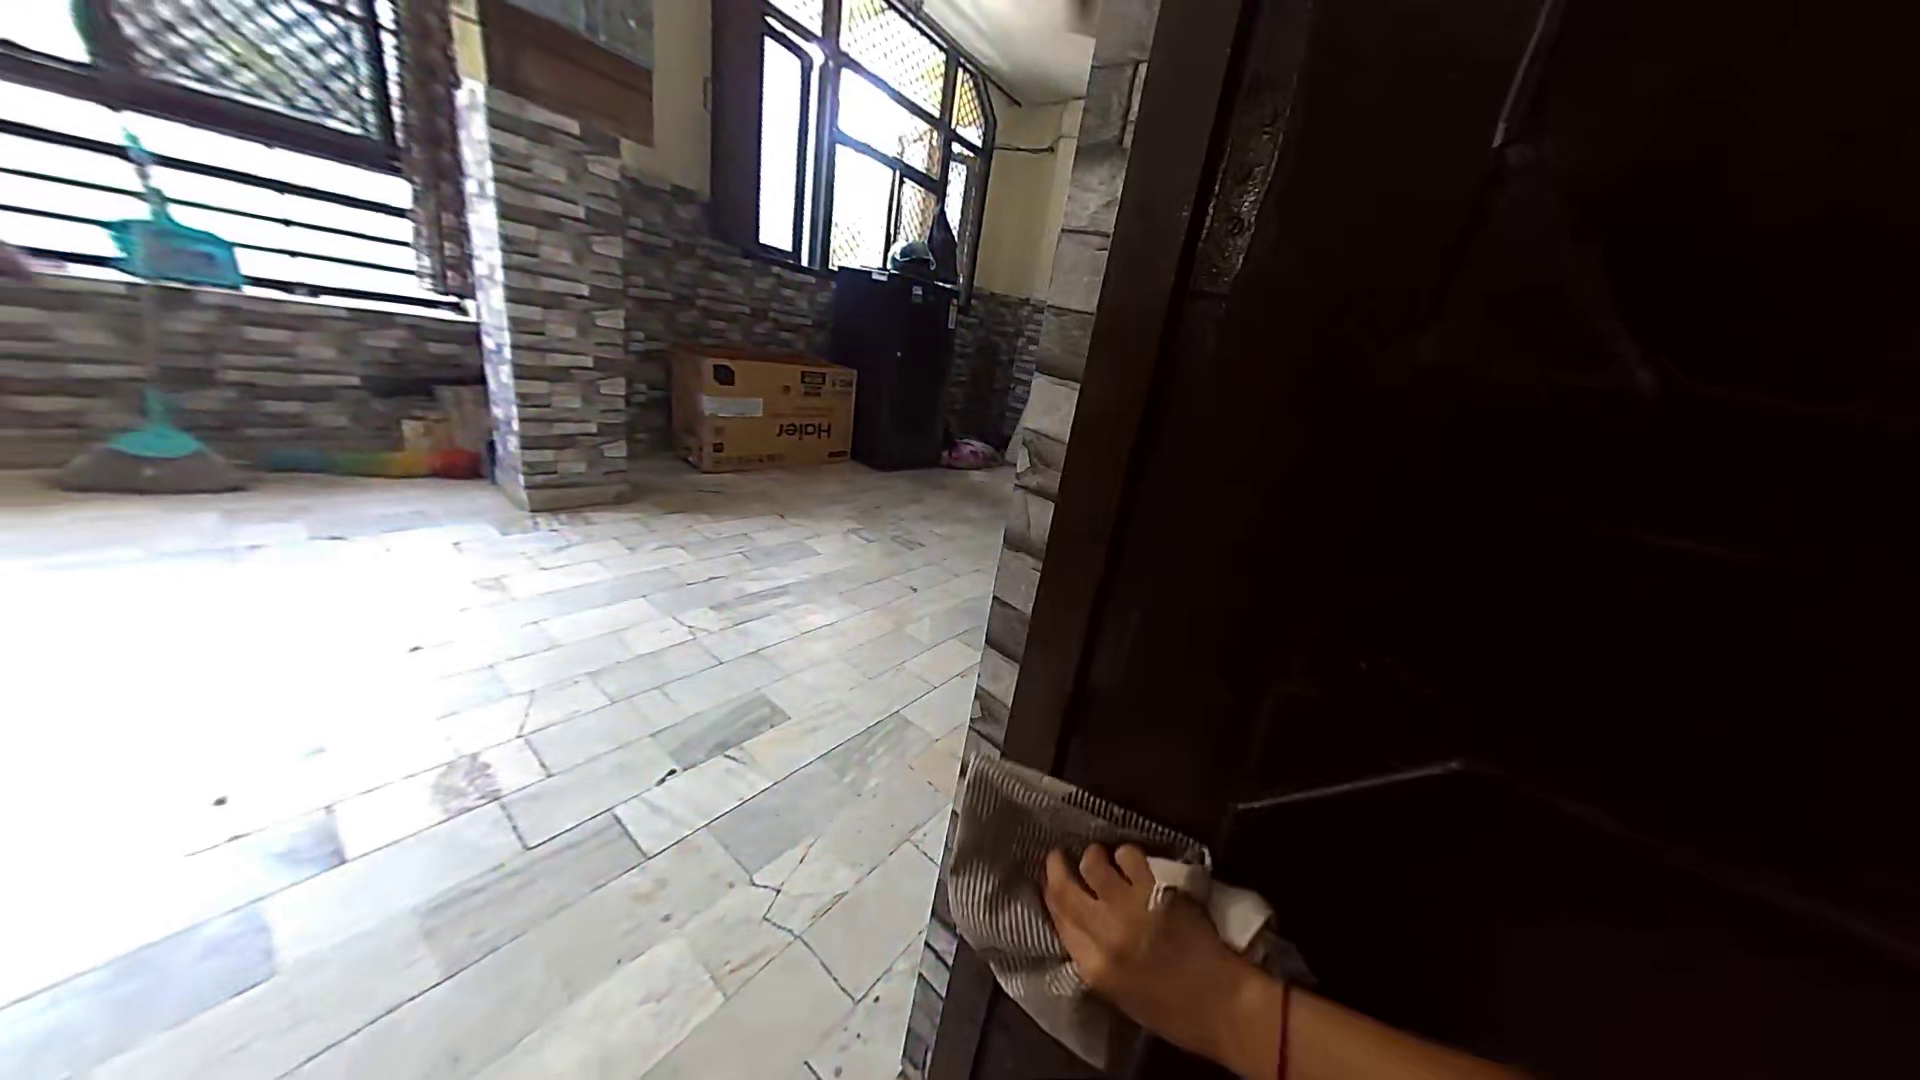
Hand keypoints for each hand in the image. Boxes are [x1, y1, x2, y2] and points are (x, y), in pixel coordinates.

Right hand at [1043, 844, 1282, 1076]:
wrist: (1225, 1006)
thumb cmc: (1173, 1010)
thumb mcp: (1120, 993)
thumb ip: (1093, 955)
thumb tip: (1076, 921)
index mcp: (1094, 968)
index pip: (1058, 919)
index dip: (1050, 894)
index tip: (1050, 881)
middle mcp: (1105, 935)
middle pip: (1065, 888)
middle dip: (1057, 865)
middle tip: (1058, 855)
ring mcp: (1130, 909)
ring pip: (1094, 863)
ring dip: (1095, 855)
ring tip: (1102, 856)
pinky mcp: (1155, 891)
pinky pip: (1129, 856)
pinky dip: (1127, 854)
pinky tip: (1132, 860)